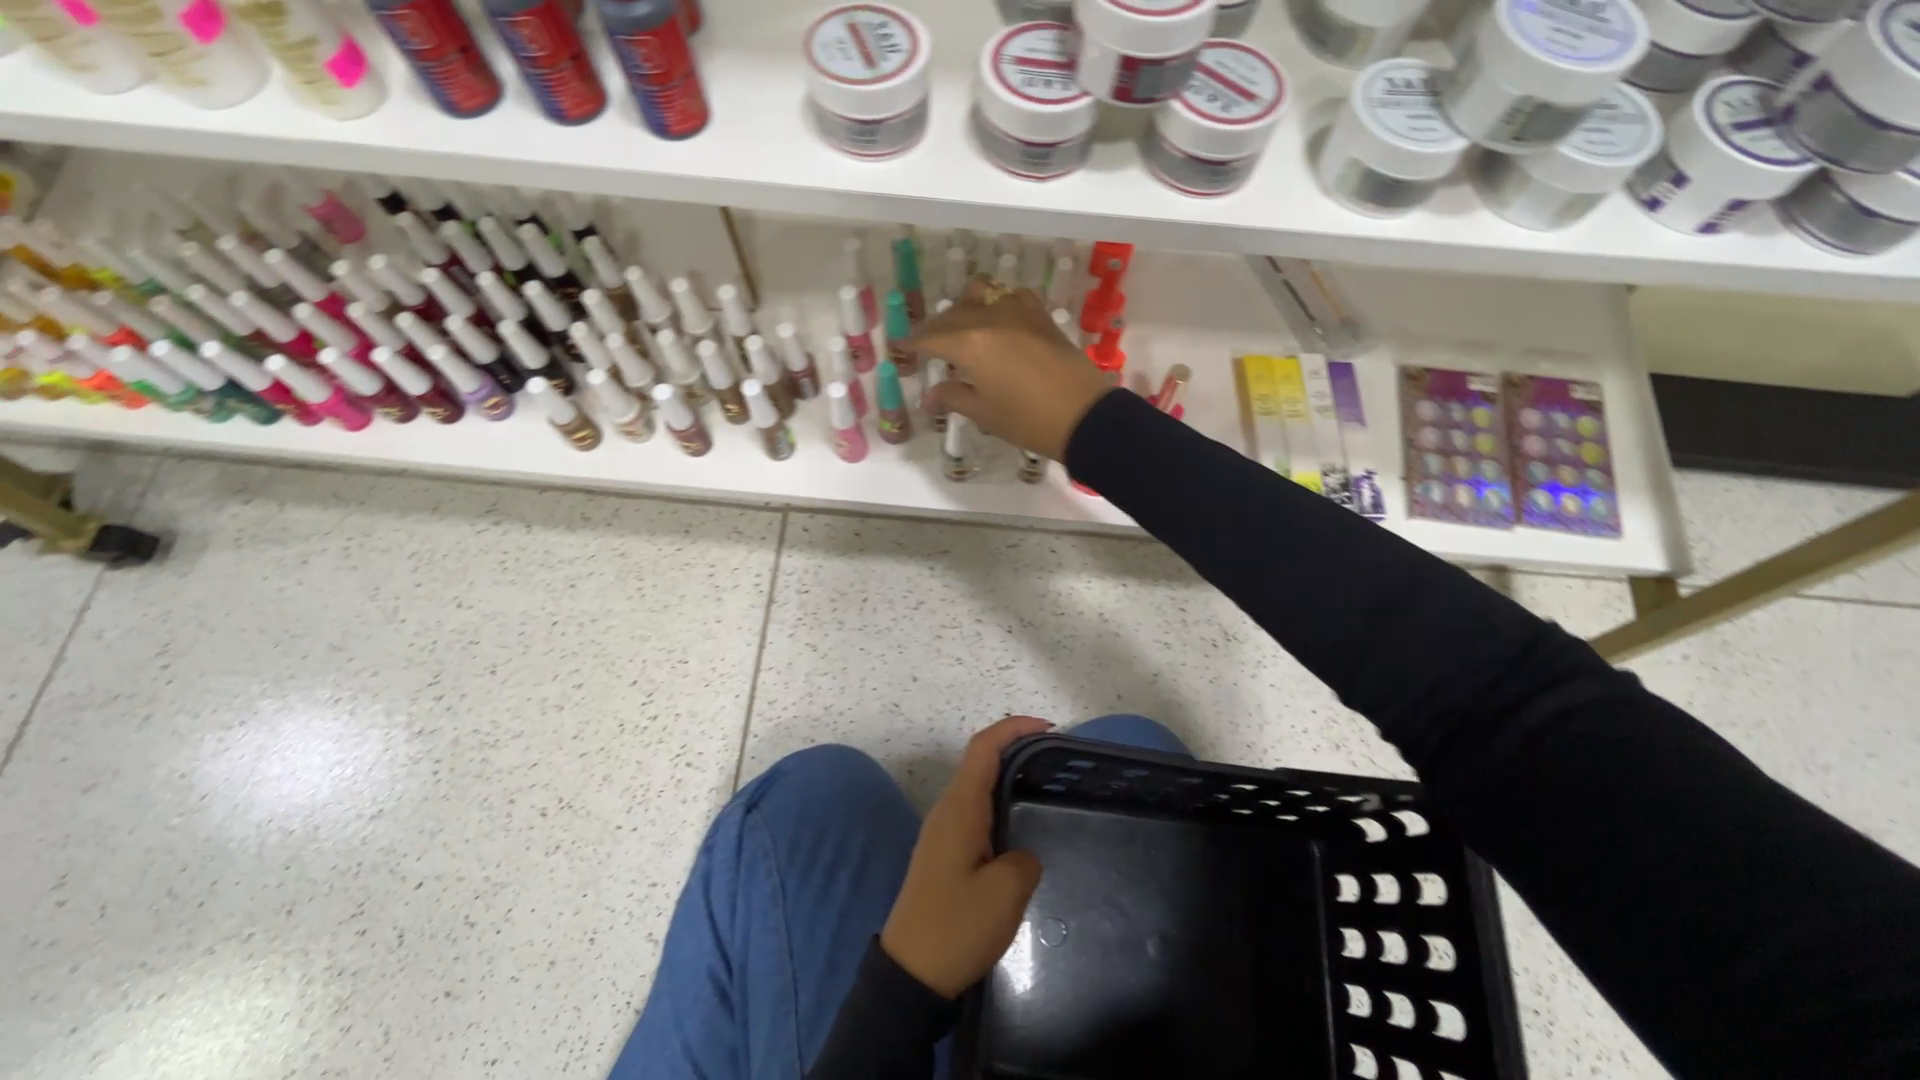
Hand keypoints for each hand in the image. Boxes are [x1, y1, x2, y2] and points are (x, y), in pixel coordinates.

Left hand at [880, 715, 1052, 998]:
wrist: (910, 973)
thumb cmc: (956, 927)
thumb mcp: (1005, 892)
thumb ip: (1024, 860)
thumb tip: (1022, 855)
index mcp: (959, 810)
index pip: (984, 749)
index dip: (1014, 728)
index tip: (1050, 729)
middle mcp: (947, 812)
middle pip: (980, 762)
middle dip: (1017, 749)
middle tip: (1058, 760)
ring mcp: (942, 834)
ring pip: (977, 789)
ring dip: (1008, 778)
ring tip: (1047, 786)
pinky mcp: (944, 855)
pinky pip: (975, 813)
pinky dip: (1000, 804)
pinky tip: (1022, 825)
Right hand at [907, 279, 1112, 461]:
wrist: (1084, 417)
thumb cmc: (1028, 421)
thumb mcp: (985, 413)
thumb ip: (954, 397)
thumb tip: (930, 395)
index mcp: (970, 344)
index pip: (931, 338)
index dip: (912, 343)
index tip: (899, 347)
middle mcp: (991, 318)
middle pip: (953, 314)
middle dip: (936, 328)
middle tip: (928, 345)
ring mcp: (1019, 313)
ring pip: (982, 293)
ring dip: (966, 306)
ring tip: (962, 326)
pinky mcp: (1042, 316)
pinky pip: (1013, 296)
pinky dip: (999, 301)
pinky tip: (999, 318)